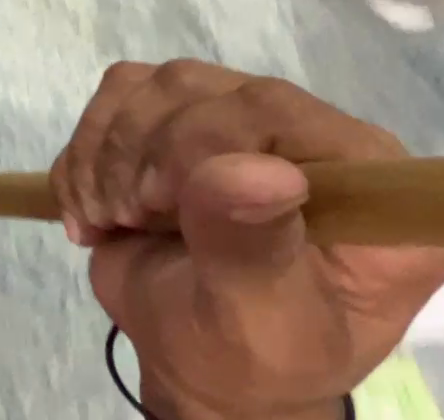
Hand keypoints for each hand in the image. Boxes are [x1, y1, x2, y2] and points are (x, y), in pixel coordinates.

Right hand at [50, 60, 443, 419]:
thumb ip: (255, 248)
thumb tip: (262, 171)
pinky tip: (91, 203)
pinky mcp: (168, 122)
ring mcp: (231, 123)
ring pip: (143, 88)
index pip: (273, 108)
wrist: (190, 351)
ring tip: (109, 216)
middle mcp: (304, 139)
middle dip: (139, 153)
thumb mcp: (261, 321)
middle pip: (192, 89)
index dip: (199, 138)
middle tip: (128, 216)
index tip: (157, 203)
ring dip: (102, 154)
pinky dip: (80, 153)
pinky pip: (108, 100)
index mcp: (364, 185)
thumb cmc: (247, 354)